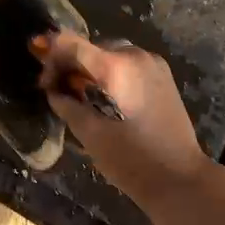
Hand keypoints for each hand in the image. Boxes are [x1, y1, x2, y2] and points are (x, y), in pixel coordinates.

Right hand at [34, 31, 207, 202]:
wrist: (182, 180)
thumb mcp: (90, 133)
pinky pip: (126, 63)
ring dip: (90, 69)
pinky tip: (104, 96)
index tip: (42, 80)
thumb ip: (66, 104)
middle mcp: (135, 55)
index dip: (50, 55)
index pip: (71, 44)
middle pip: (90, 47)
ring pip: (108, 54)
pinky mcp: (162, 75)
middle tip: (58, 92)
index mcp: (116, 66)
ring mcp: (152, 63)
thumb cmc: (132, 160)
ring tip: (80, 96)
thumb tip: (53, 90)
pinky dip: (110, 73)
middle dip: (70, 65)